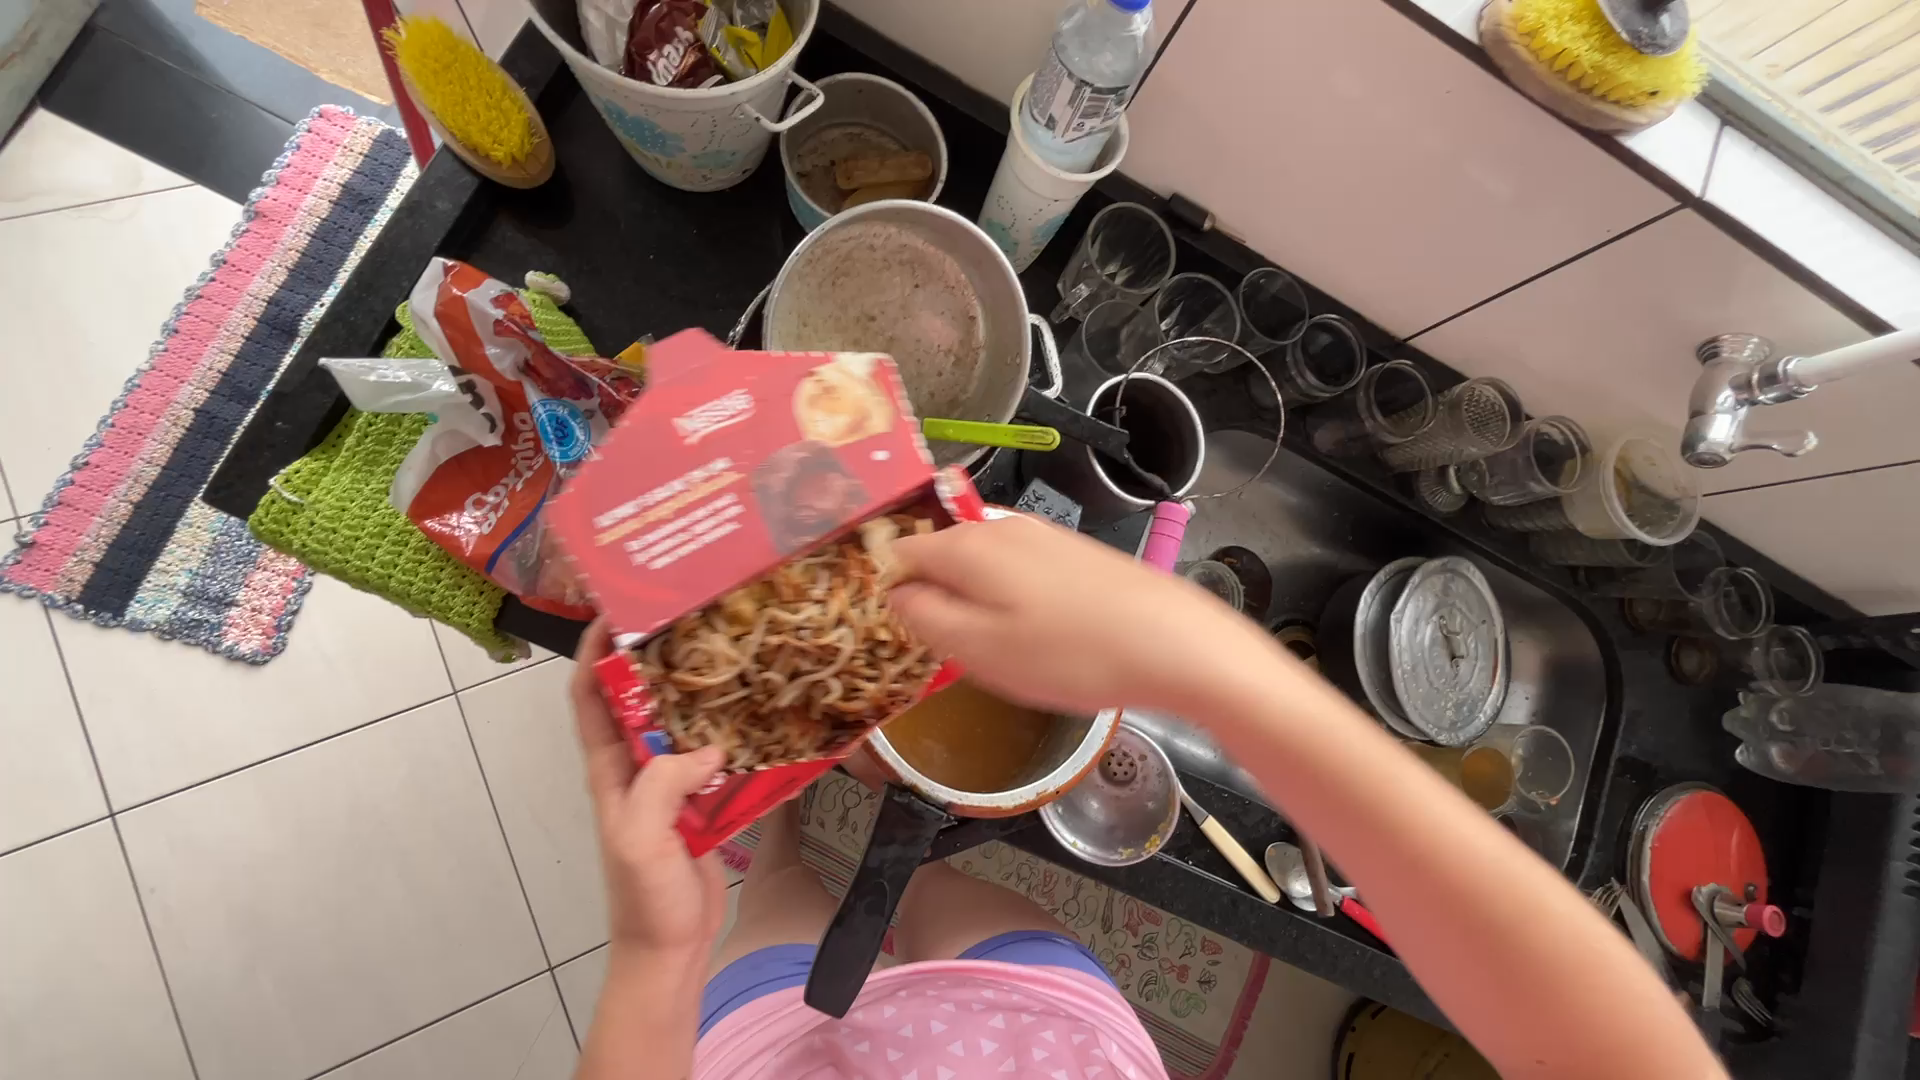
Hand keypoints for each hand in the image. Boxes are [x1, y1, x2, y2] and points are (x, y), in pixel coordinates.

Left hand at [572, 620, 729, 957]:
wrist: (670, 946)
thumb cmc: (644, 896)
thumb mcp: (641, 839)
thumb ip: (664, 786)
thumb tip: (711, 745)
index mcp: (610, 769)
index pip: (590, 696)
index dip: (595, 652)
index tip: (619, 610)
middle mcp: (637, 766)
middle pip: (641, 698)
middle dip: (657, 657)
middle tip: (695, 620)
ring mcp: (670, 781)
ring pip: (681, 721)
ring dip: (699, 690)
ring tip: (734, 655)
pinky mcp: (702, 797)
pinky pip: (714, 752)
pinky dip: (730, 730)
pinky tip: (759, 714)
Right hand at [888, 516, 1267, 713]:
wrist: (1174, 642)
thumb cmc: (1070, 654)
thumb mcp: (981, 649)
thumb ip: (925, 616)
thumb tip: (895, 593)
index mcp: (968, 546)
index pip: (900, 552)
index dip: (890, 589)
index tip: (903, 630)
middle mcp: (1000, 526)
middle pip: (941, 554)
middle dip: (936, 596)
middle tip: (957, 649)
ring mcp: (1041, 535)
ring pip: (981, 564)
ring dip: (976, 601)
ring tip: (1002, 648)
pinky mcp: (1073, 551)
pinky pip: (1018, 569)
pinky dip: (1011, 597)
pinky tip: (1040, 632)